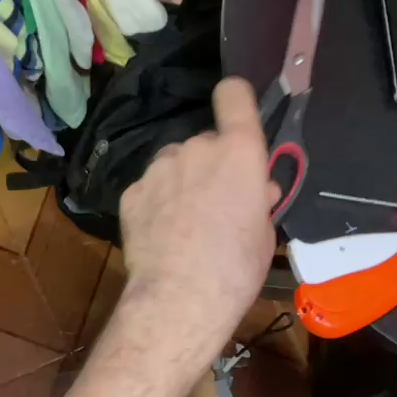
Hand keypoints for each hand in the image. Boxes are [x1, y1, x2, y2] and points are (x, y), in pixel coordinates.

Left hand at [117, 78, 279, 346]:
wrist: (180, 300)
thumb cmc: (235, 271)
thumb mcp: (264, 237)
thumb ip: (260, 203)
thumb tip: (259, 191)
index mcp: (239, 152)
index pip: (234, 95)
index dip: (235, 103)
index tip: (235, 120)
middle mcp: (196, 148)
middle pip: (204, 143)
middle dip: (210, 166)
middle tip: (214, 207)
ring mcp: (159, 169)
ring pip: (174, 165)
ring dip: (180, 184)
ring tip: (183, 226)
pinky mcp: (132, 193)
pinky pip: (149, 190)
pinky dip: (155, 206)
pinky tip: (160, 238)